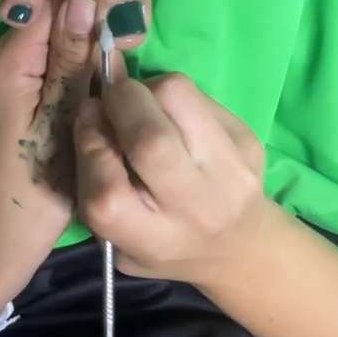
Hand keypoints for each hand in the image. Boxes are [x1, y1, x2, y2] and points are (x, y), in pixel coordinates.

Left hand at [0, 0, 100, 318]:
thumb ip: (71, 58)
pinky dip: (87, 37)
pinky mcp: (23, 86)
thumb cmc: (36, 181)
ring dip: (98, 10)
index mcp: (11, 56)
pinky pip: (58, 48)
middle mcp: (6, 53)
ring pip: (60, 26)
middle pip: (57, 5)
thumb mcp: (61, 117)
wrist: (4, 232)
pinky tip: (118, 29)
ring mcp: (13, 69)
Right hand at [72, 69, 275, 288]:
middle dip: (119, 104)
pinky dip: (171, 93)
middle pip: (151, 140)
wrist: (241, 247)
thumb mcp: (117, 237)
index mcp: (154, 242)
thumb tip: (92, 108)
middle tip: (110, 100)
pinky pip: (198, 94)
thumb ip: (95, 183)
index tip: (88, 124)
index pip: (109, 194)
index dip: (90, 148)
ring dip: (147, 89)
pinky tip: (171, 113)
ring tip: (143, 105)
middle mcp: (198, 209)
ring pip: (178, 97)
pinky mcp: (249, 140)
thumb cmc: (163, 242)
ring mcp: (231, 172)